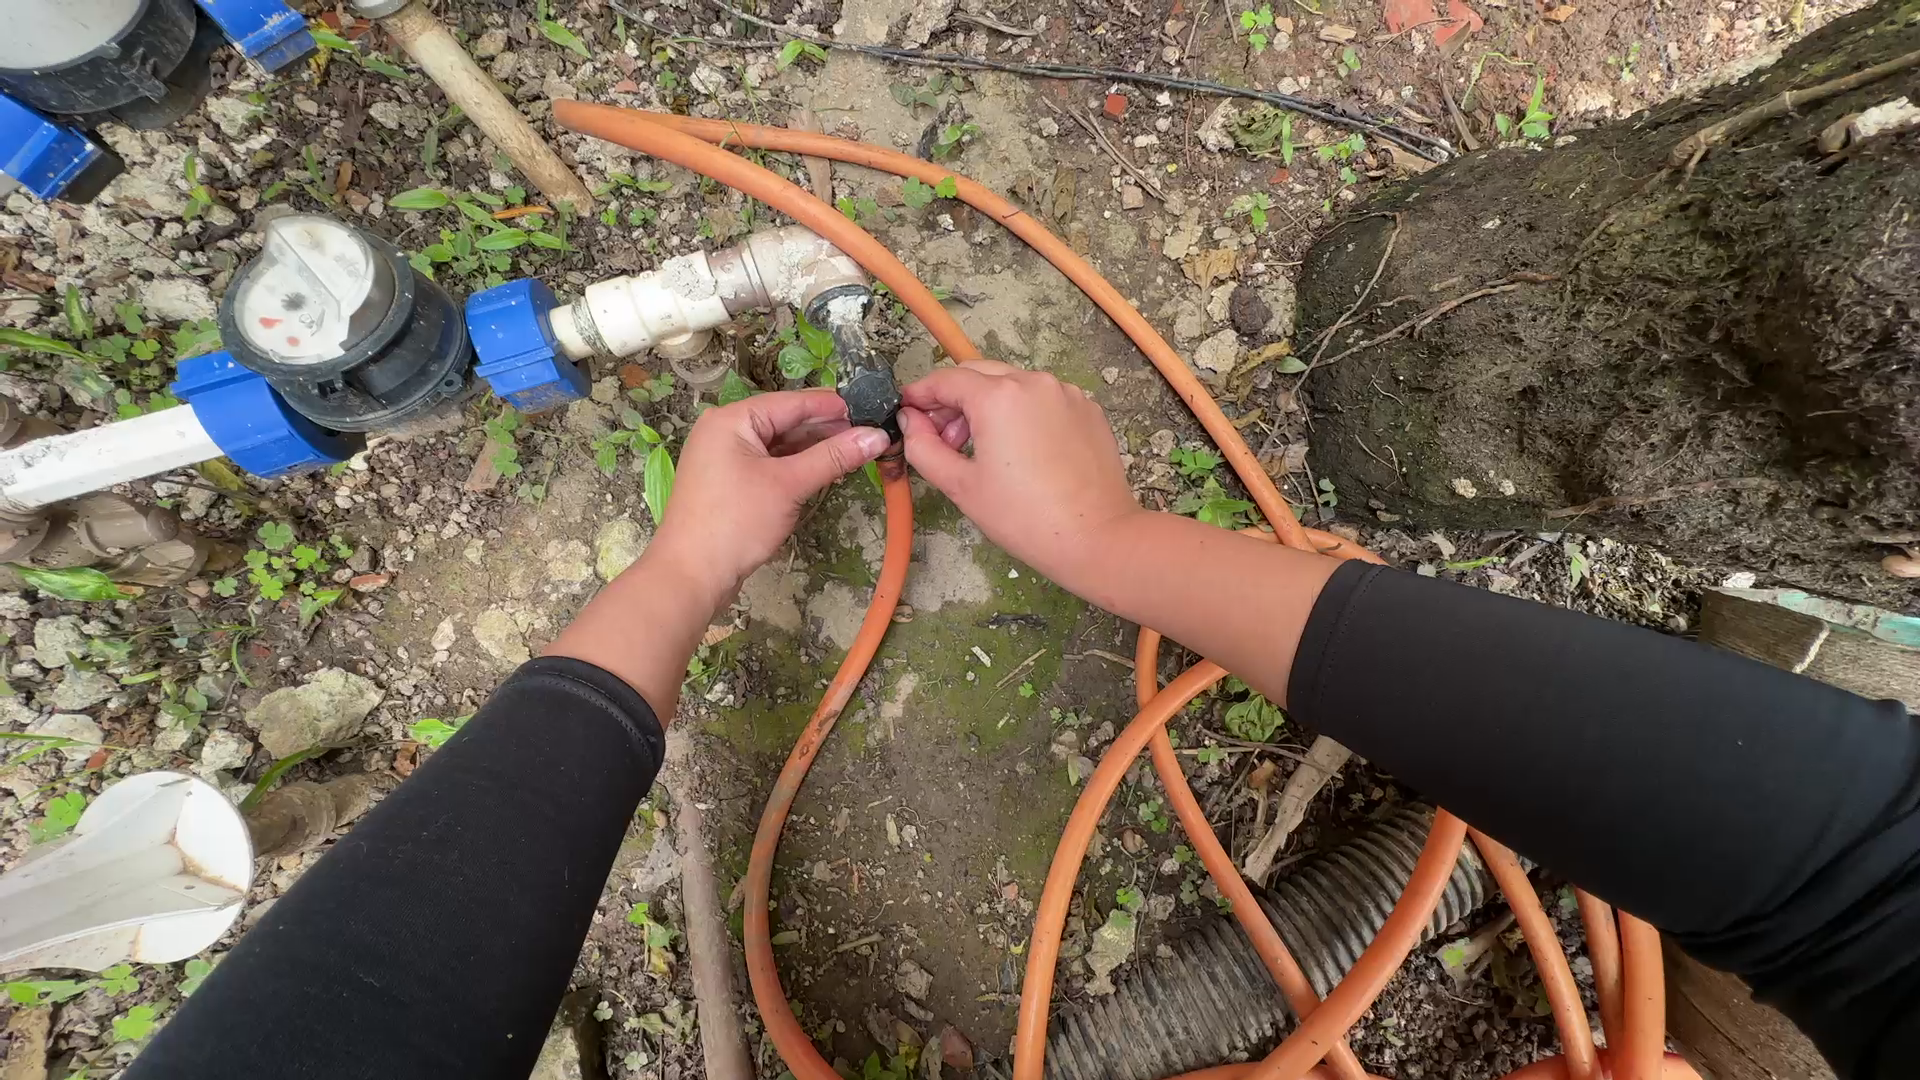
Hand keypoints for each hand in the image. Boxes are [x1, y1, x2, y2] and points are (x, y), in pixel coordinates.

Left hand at [651, 389, 890, 609]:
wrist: (691, 575)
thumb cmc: (736, 522)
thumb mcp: (790, 485)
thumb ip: (834, 457)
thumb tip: (877, 436)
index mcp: (733, 420)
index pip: (792, 402)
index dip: (832, 406)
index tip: (869, 410)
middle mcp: (726, 431)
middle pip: (785, 422)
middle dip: (826, 430)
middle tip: (867, 436)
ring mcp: (725, 458)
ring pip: (779, 445)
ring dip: (814, 450)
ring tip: (853, 454)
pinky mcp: (730, 483)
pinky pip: (770, 465)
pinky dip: (796, 468)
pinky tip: (823, 473)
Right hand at [898, 361, 1141, 588]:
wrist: (1096, 537)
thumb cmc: (1025, 517)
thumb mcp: (961, 486)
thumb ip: (924, 447)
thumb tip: (910, 422)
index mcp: (999, 397)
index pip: (946, 379)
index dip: (920, 393)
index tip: (908, 410)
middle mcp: (1034, 382)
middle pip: (979, 374)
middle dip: (953, 399)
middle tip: (943, 438)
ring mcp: (1066, 393)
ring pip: (1013, 384)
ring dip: (989, 405)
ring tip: (982, 448)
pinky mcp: (1088, 409)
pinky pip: (1044, 399)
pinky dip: (1023, 413)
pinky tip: (1021, 451)